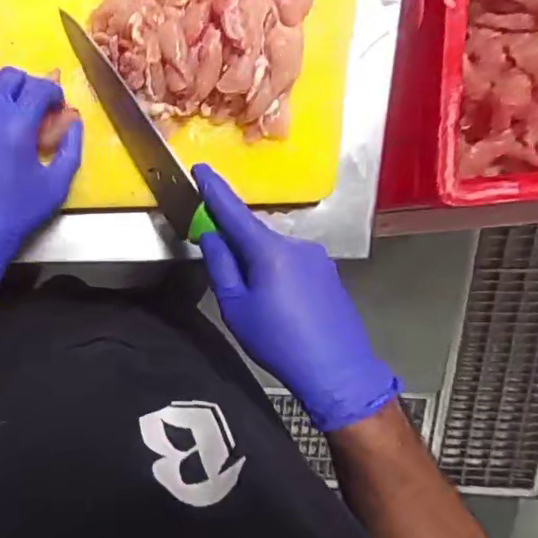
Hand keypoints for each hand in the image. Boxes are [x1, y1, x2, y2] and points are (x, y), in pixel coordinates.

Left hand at [0, 67, 83, 287]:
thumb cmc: (19, 212)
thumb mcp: (57, 185)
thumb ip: (71, 148)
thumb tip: (74, 122)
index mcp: (17, 124)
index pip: (39, 86)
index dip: (53, 93)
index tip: (56, 107)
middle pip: (8, 76)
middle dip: (27, 86)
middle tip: (34, 107)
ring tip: (7, 115)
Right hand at [195, 165, 398, 432]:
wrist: (336, 369)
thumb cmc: (278, 341)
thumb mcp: (235, 306)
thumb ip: (220, 266)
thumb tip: (211, 236)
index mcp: (269, 251)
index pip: (235, 212)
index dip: (214, 190)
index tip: (201, 169)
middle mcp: (296, 245)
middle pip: (253, 233)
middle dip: (231, 239)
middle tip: (212, 256)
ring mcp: (315, 258)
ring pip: (272, 250)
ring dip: (253, 261)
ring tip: (247, 297)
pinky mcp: (326, 273)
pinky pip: (290, 262)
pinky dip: (272, 271)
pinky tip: (271, 300)